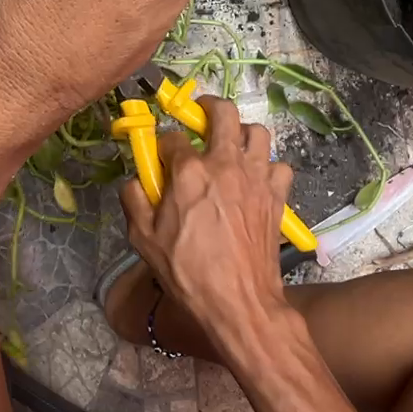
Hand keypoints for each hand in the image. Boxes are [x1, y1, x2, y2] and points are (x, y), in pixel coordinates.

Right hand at [119, 97, 292, 352]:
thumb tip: (136, 180)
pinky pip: (278, 166)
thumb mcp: (142, 238)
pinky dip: (266, 167)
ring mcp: (256, 179)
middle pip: (224, 112)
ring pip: (258, 132)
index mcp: (189, 172)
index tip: (160, 156)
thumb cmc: (187, 272)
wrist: (240, 304)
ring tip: (230, 147)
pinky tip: (253, 180)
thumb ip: (134, 199)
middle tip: (199, 117)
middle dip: (208, 107)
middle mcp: (226, 165)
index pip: (173, 137)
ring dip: (242, 133)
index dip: (163, 144)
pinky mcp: (277, 198)